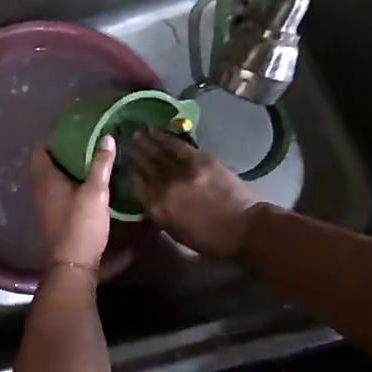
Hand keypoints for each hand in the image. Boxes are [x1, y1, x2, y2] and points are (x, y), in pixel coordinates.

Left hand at [31, 137, 115, 269]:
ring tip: (89, 161)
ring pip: (52, 180)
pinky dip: (68, 185)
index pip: (40, 150)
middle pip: (46, 164)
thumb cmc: (81, 224)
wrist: (72, 263)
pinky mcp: (52, 217)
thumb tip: (106, 137)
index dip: (53, 139)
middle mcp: (39, 189)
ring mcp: (43, 205)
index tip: (72, 131)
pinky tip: (86, 186)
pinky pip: (57, 193)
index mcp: (45, 179)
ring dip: (66, 170)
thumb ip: (101, 164)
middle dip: (63, 153)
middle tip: (85, 144)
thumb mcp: (96, 192)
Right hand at [124, 129, 262, 259]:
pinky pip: (177, 146)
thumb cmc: (210, 239)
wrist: (245, 229)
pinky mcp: (200, 161)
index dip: (130, 172)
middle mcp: (165, 187)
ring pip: (158, 153)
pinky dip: (165, 138)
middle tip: (127, 143)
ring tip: (137, 133)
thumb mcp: (175, 232)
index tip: (126, 163)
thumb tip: (150, 196)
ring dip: (146, 142)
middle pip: (145, 165)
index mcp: (157, 207)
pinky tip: (155, 132)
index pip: (136, 184)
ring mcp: (183, 172)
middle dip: (135, 153)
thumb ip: (158, 212)